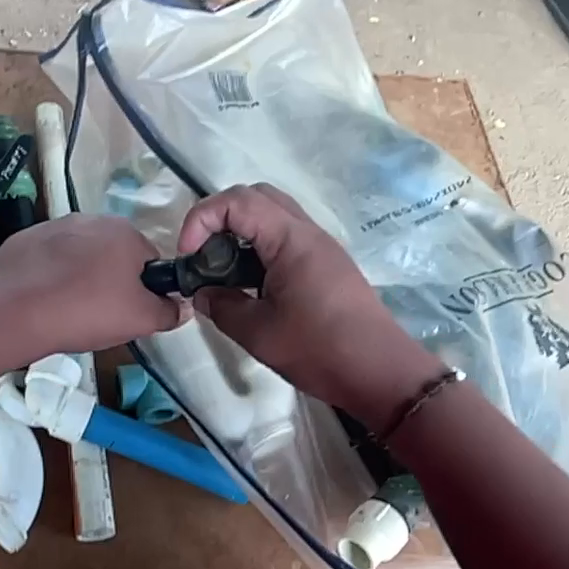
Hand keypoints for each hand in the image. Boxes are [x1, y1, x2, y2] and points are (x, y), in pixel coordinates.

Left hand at [0, 213, 184, 355]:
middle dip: (110, 280)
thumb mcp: (140, 320)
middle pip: (113, 254)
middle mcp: (91, 220)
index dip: (144, 289)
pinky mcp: (23, 240)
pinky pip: (47, 259)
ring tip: (68, 309)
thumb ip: (168, 311)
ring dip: (79, 276)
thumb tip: (182, 307)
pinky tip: (44, 299)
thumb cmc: (86, 311)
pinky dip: (49, 276)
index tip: (130, 310)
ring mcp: (53, 226)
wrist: (17, 312)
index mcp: (125, 233)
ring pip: (79, 255)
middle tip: (100, 313)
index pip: (149, 260)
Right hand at [178, 184, 443, 432]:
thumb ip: (221, 306)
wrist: (379, 372)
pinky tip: (249, 283)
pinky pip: (285, 237)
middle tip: (203, 254)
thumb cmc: (319, 349)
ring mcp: (320, 246)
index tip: (189, 256)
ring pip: (272, 215)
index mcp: (290, 239)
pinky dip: (258, 247)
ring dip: (240, 232)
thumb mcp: (258, 333)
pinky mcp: (326, 264)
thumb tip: (202, 293)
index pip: (236, 201)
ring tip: (223, 270)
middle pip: (256, 197)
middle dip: (219, 218)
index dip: (201, 219)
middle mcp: (307, 232)